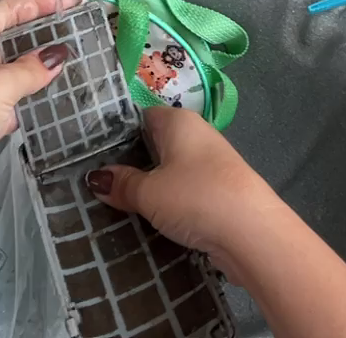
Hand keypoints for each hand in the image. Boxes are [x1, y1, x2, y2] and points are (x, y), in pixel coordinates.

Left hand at [0, 0, 82, 211]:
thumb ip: (32, 68)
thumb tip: (58, 55)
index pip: (8, 9)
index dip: (40, 2)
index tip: (72, 1)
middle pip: (13, 36)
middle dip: (44, 32)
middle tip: (78, 27)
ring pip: (16, 67)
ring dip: (42, 65)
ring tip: (77, 58)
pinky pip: (16, 96)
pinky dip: (36, 94)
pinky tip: (60, 92)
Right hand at [85, 106, 282, 282]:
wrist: (252, 231)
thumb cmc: (195, 196)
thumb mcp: (150, 192)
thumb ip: (123, 184)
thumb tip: (97, 178)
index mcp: (178, 120)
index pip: (142, 116)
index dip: (119, 132)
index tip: (93, 151)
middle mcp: (197, 134)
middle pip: (157, 143)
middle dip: (133, 161)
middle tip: (98, 180)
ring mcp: (211, 162)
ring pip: (172, 168)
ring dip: (152, 183)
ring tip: (119, 200)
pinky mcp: (221, 190)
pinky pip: (186, 189)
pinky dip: (171, 200)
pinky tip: (154, 216)